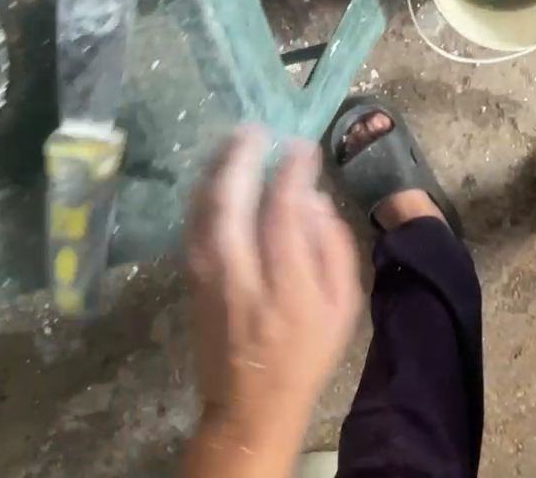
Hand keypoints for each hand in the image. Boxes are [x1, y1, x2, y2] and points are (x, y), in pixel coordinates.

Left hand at [184, 127, 360, 450]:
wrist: (250, 407)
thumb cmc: (307, 352)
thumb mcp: (343, 306)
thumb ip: (333, 249)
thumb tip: (315, 200)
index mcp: (287, 284)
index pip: (283, 213)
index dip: (291, 173)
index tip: (301, 144)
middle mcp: (242, 276)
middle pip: (232, 207)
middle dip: (241, 160)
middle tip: (255, 128)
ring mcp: (209, 279)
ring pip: (204, 214)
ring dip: (216, 171)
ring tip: (232, 140)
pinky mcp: (192, 283)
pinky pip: (193, 228)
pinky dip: (202, 195)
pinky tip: (213, 175)